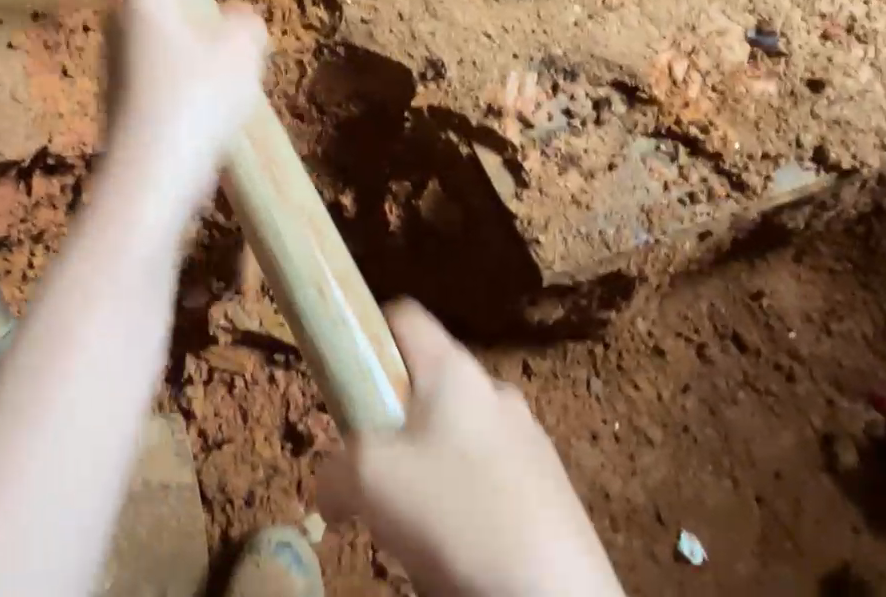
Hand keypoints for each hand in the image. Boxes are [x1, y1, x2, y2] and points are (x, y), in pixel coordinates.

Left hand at [104, 0, 268, 203]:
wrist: (149, 180)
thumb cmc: (195, 103)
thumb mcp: (241, 51)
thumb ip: (244, 24)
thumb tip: (235, 22)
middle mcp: (122, 22)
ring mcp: (117, 62)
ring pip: (158, 22)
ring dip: (189, 18)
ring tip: (226, 35)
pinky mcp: (124, 96)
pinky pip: (160, 58)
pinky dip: (186, 54)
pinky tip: (214, 85)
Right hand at [320, 301, 623, 596]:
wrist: (553, 593)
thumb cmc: (453, 512)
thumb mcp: (367, 482)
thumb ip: (333, 470)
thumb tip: (331, 488)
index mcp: (452, 369)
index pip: (404, 315)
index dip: (370, 334)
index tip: (350, 377)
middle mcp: (494, 389)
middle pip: (429, 382)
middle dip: (395, 420)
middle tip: (375, 468)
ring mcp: (528, 436)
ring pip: (458, 434)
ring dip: (428, 465)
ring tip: (414, 520)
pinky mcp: (550, 484)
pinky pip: (489, 475)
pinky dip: (465, 499)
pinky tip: (457, 546)